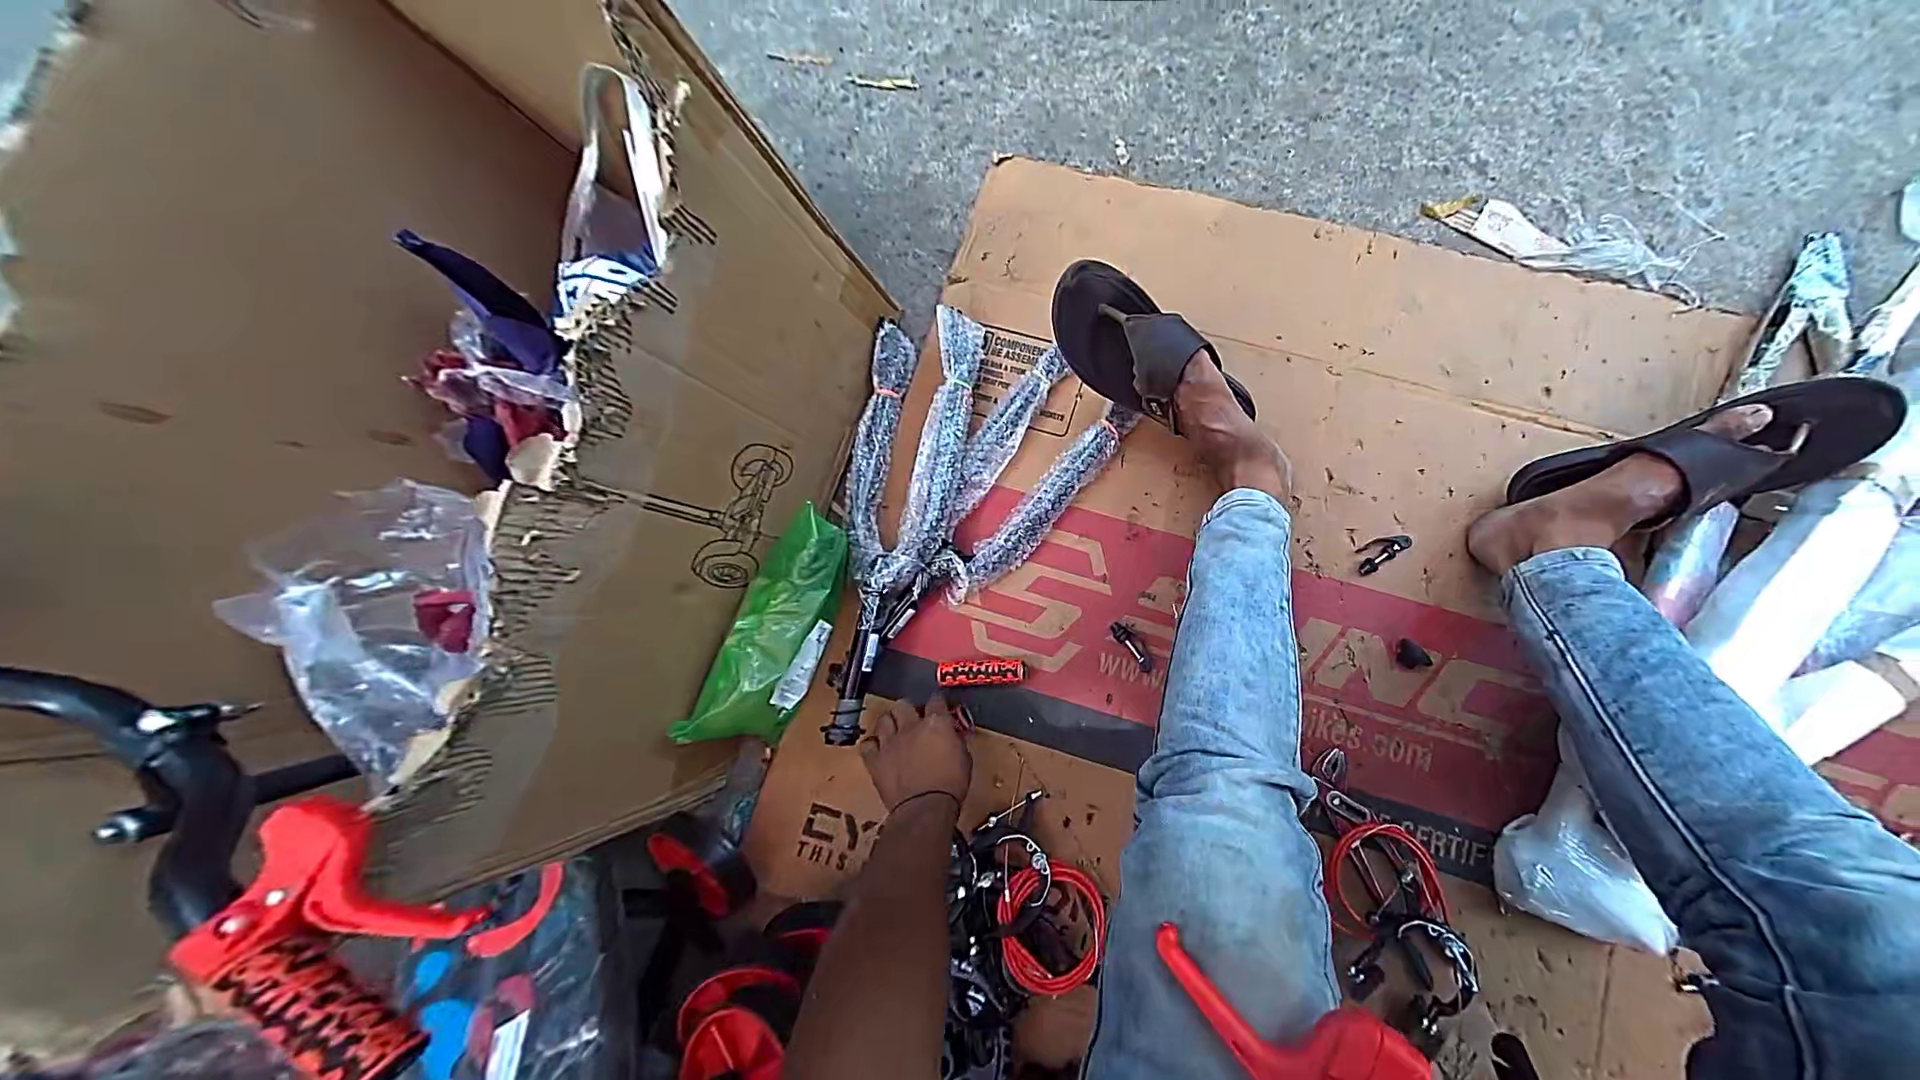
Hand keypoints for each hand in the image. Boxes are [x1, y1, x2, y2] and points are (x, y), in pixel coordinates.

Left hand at [860, 694, 971, 811]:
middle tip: (914, 716)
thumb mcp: (964, 759)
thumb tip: (954, 736)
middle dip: (909, 708)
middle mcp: (911, 727)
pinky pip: (868, 744)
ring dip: (890, 722)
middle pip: (904, 704)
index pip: (935, 700)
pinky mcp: (876, 760)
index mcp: (936, 723)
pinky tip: (878, 748)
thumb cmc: (950, 786)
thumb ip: (956, 741)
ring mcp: (890, 742)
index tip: (938, 704)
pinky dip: (872, 744)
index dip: (937, 701)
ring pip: (884, 719)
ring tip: (894, 728)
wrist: (926, 808)